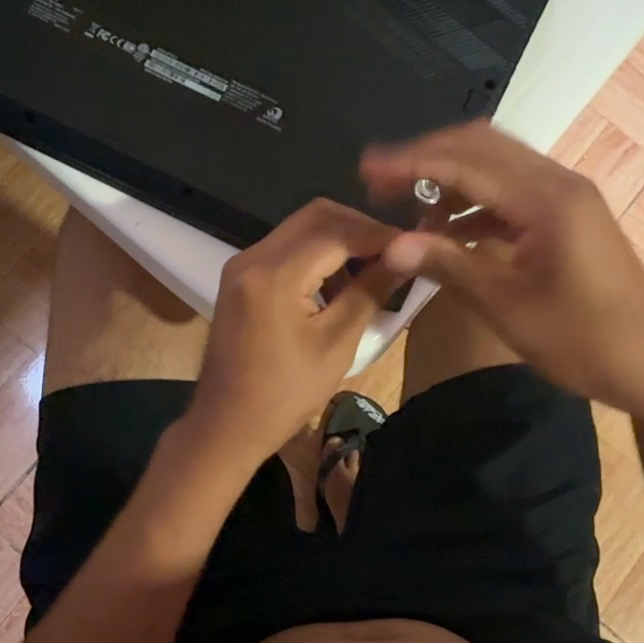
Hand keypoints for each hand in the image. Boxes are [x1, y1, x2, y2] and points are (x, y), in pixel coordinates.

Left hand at [187, 200, 404, 461]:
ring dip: (339, 240)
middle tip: (396, 253)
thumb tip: (407, 256)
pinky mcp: (240, 278)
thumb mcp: (338, 343)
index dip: (381, 234)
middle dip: (360, 229)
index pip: (337, 232)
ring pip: (300, 229)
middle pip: (316, 217)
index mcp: (274, 274)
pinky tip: (341, 281)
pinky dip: (316, 254)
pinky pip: (285, 249)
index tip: (416, 245)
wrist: (227, 425)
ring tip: (373, 270)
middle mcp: (252, 257)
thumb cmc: (286, 394)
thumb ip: (370, 291)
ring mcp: (241, 265)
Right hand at [362, 122, 643, 420]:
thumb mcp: (507, 307)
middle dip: (427, 157)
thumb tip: (390, 245)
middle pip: (483, 147)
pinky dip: (477, 202)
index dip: (411, 162)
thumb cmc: (583, 341)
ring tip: (408, 207)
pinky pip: (514, 192)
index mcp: (546, 199)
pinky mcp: (571, 218)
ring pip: (499, 166)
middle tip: (380, 181)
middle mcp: (559, 183)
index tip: (366, 169)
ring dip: (451, 178)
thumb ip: (449, 265)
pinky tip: (450, 229)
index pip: (466, 162)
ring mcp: (569, 198)